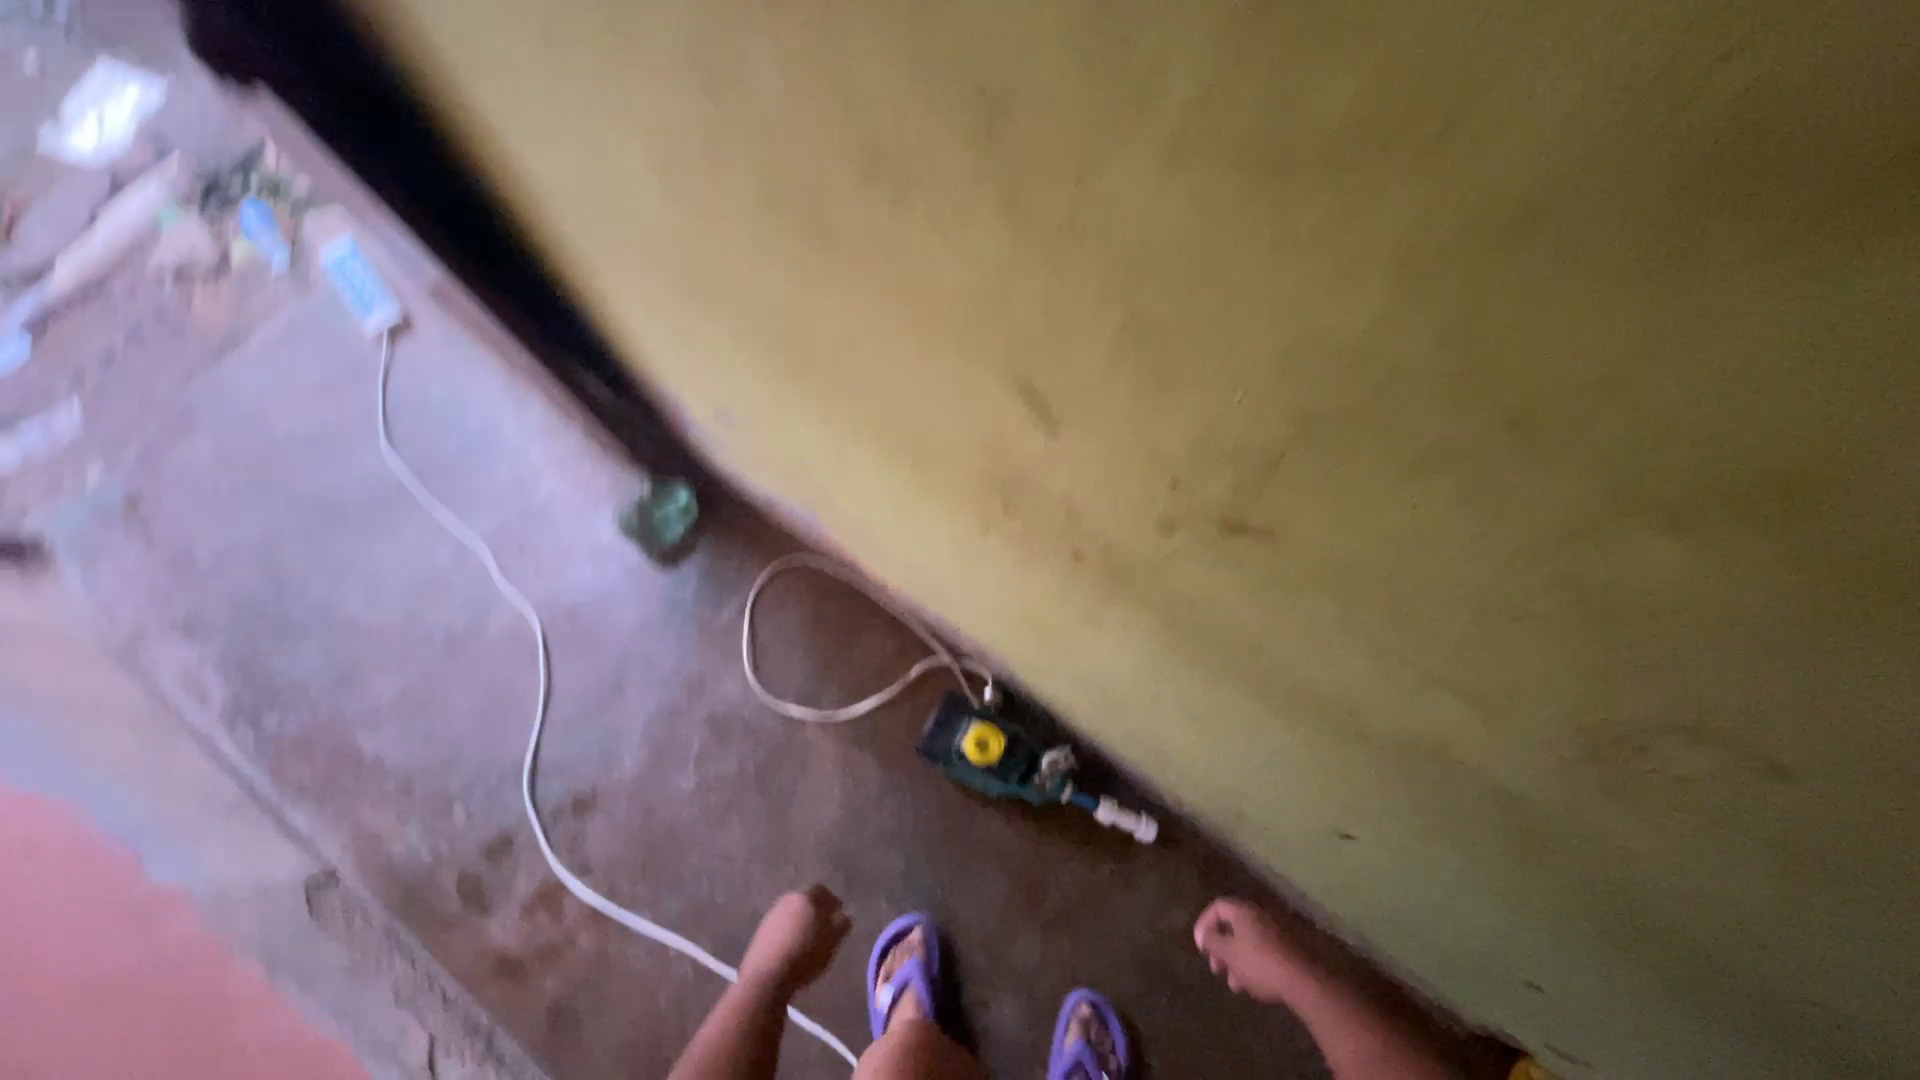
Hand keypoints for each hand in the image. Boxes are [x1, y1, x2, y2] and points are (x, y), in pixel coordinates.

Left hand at [739, 886, 852, 997]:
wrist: (767, 975)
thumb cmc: (805, 954)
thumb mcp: (832, 941)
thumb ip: (841, 924)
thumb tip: (844, 916)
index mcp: (806, 897)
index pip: (822, 891)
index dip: (832, 902)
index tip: (838, 916)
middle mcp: (787, 900)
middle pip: (805, 901)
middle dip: (815, 912)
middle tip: (824, 929)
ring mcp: (772, 915)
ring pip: (792, 914)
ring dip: (801, 923)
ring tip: (808, 942)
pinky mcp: (761, 932)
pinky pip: (781, 927)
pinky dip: (789, 933)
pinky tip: (792, 950)